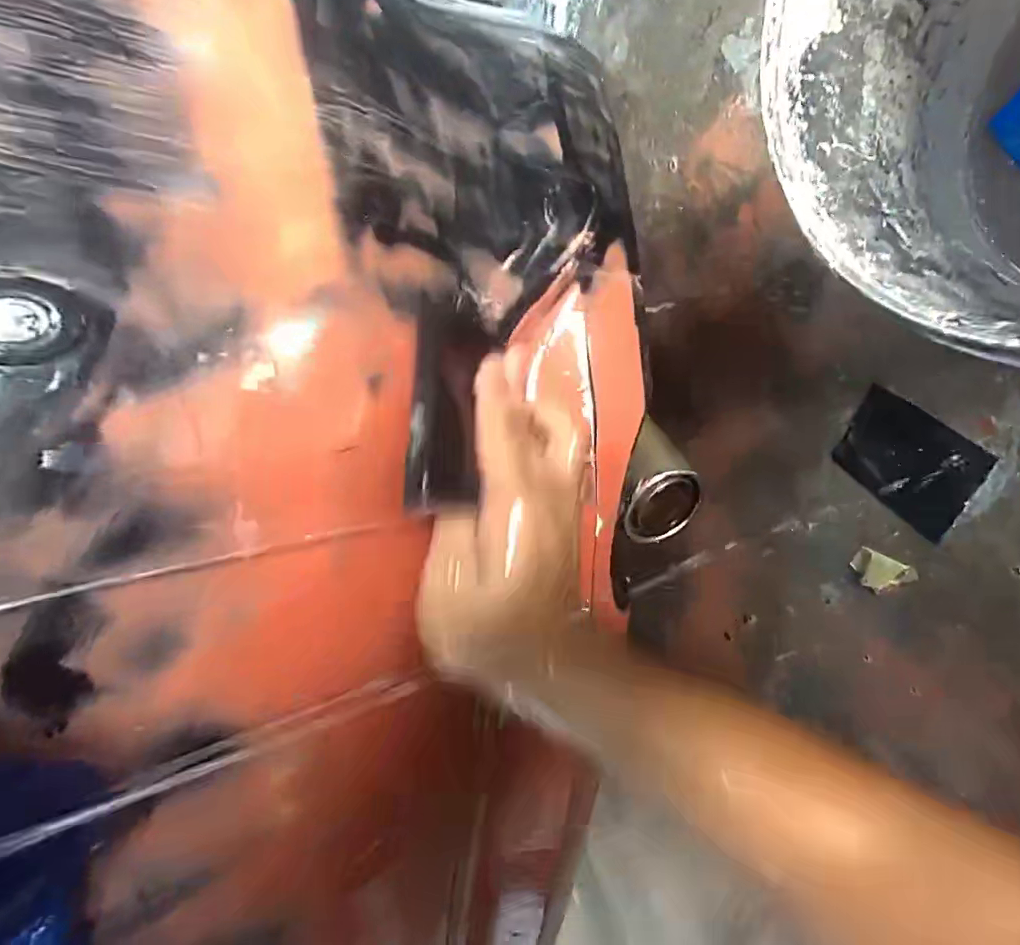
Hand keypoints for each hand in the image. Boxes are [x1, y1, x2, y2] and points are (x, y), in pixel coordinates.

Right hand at [418, 352, 589, 685]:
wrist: (547, 660)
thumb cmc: (487, 632)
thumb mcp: (449, 587)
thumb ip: (457, 526)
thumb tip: (464, 484)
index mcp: (519, 507)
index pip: (505, 438)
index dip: (495, 398)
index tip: (489, 360)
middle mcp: (554, 496)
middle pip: (556, 428)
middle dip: (531, 392)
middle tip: (509, 359)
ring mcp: (569, 506)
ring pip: (568, 442)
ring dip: (544, 409)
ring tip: (516, 386)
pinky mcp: (570, 517)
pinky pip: (565, 460)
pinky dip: (548, 434)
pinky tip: (531, 431)